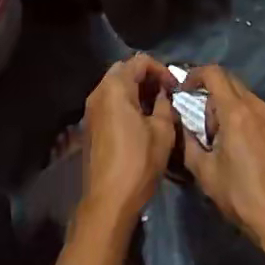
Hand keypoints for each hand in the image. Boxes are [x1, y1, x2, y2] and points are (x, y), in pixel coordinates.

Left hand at [79, 54, 179, 224]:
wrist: (108, 202)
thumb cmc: (138, 162)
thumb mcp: (163, 131)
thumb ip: (165, 104)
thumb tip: (162, 95)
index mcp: (115, 87)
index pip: (140, 61)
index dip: (161, 70)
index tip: (174, 87)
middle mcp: (98, 93)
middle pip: (124, 70)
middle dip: (146, 77)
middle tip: (164, 93)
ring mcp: (90, 111)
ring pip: (114, 86)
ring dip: (135, 90)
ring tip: (155, 107)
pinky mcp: (89, 127)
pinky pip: (108, 103)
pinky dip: (124, 103)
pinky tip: (140, 121)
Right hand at [180, 66, 264, 252]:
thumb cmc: (241, 196)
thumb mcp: (206, 173)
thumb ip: (188, 144)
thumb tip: (182, 127)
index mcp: (236, 111)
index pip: (214, 73)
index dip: (195, 75)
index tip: (183, 90)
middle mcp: (256, 105)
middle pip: (229, 81)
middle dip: (210, 94)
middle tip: (202, 125)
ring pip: (244, 96)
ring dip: (227, 108)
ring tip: (221, 141)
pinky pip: (257, 110)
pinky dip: (243, 117)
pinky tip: (242, 147)